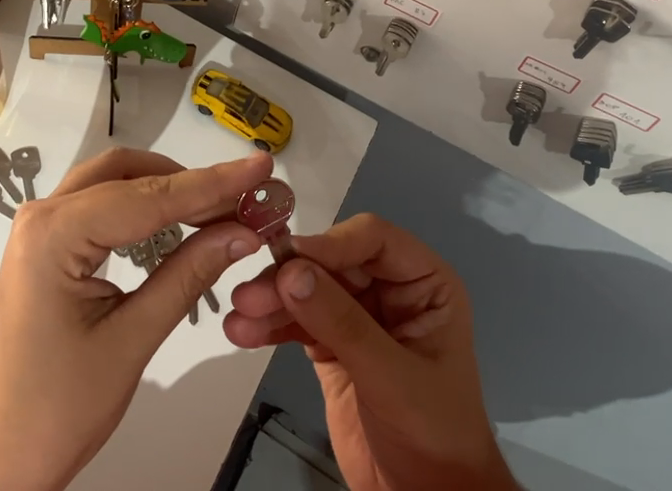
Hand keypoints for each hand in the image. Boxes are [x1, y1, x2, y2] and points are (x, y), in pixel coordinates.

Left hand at [0, 147, 271, 490]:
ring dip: (166, 188)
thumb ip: (188, 275)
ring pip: (112, 182)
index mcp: (53, 235)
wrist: (9, 452)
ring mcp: (39, 228)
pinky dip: (142, 205)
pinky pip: (100, 206)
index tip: (259, 167)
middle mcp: (40, 216)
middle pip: (125, 174)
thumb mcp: (133, 338)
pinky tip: (179, 220)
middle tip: (245, 195)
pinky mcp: (46, 245)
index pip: (146, 197)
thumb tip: (243, 231)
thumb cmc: (63, 405)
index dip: (209, 183)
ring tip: (222, 206)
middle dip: (187, 181)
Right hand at [223, 214, 517, 490]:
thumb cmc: (433, 431)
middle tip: (247, 295)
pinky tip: (243, 333)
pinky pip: (296, 321)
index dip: (329, 243)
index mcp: (422, 284)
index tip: (285, 258)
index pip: (373, 240)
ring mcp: (357, 316)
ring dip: (271, 301)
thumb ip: (343, 323)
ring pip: (307, 289)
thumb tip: (291, 272)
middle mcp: (389, 290)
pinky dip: (270, 325)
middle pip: (330, 263)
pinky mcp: (331, 344)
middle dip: (288, 277)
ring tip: (238, 317)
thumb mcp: (392, 377)